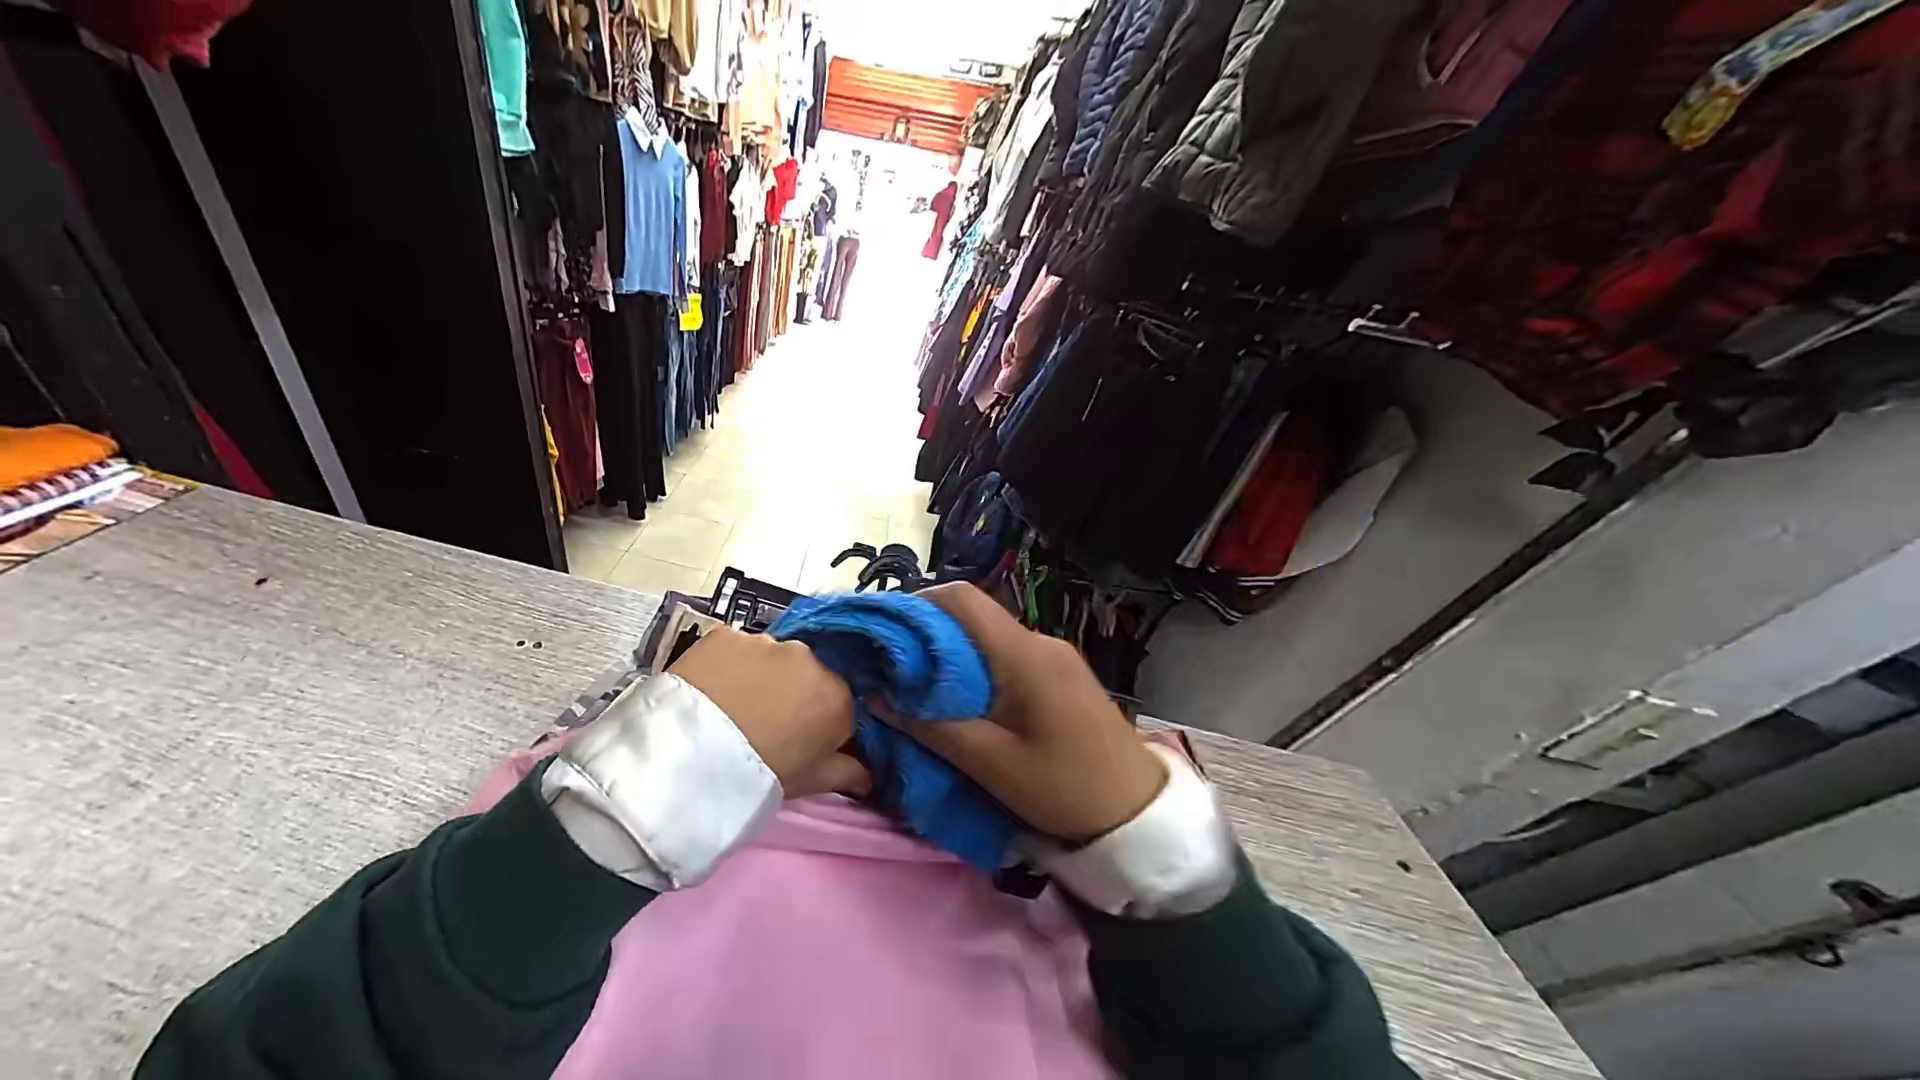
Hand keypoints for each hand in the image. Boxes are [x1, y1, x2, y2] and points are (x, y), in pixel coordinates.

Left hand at [668, 627, 868, 797]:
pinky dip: (732, 664)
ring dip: (764, 676)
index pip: (846, 700)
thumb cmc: (757, 776)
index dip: (828, 716)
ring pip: (773, 657)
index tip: (810, 733)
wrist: (686, 759)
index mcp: (838, 696)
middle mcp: (810, 659)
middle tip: (771, 722)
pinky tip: (716, 688)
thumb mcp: (808, 782)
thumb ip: (845, 772)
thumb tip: (867, 775)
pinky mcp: (728, 634)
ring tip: (737, 705)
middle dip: (797, 692)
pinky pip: (738, 647)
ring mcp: (767, 642)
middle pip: (810, 672)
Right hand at [879, 583, 1166, 840]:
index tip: (886, 634)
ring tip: (919, 689)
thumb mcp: (991, 763)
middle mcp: (1040, 641)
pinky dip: (978, 670)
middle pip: (974, 618)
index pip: (962, 599)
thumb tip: (878, 697)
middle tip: (894, 669)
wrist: (1136, 811)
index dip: (918, 605)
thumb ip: (931, 727)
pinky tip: (962, 700)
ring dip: (953, 656)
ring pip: (990, 638)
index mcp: (1023, 653)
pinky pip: (1010, 657)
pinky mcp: (1062, 674)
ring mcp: (1055, 656)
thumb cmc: (1064, 787)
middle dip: (929, 637)